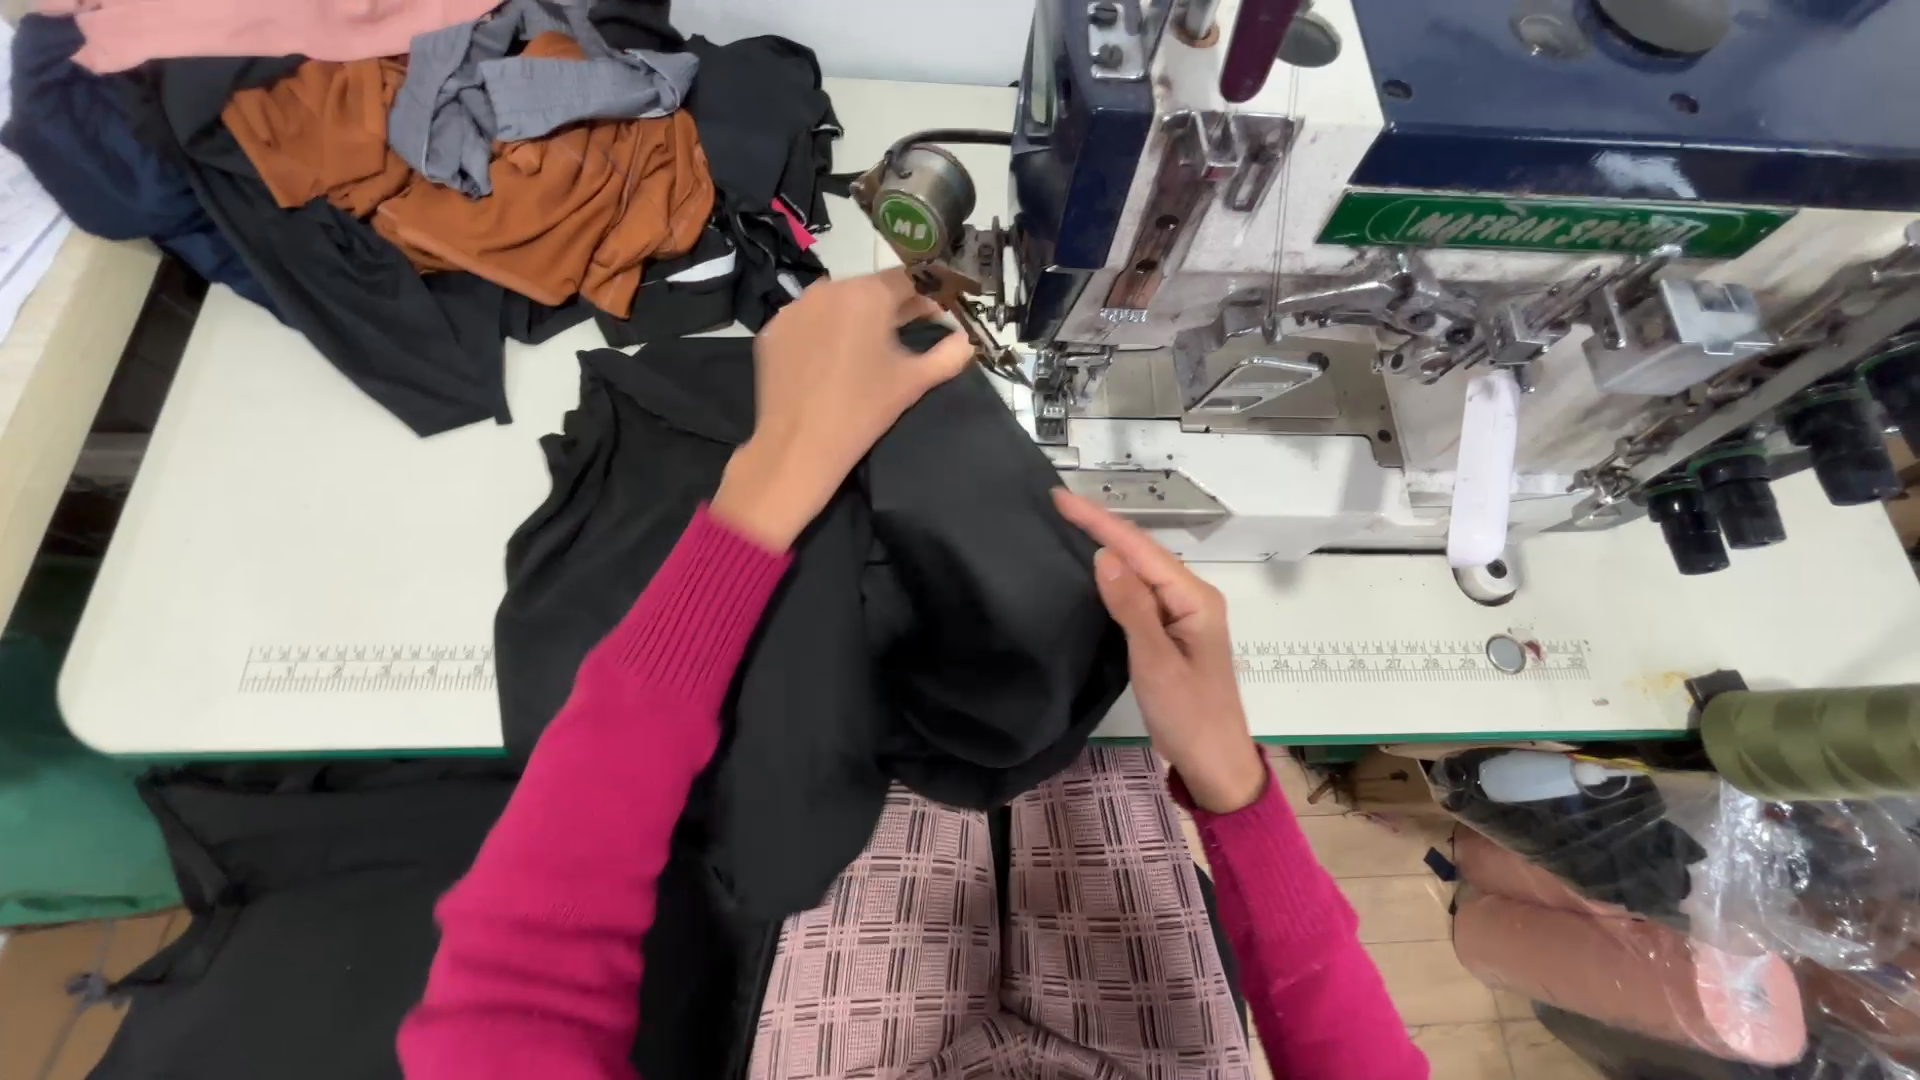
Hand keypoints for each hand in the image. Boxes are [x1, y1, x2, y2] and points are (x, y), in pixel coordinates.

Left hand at [711, 268, 974, 550]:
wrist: (799, 445)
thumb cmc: (863, 410)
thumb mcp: (914, 382)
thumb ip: (948, 356)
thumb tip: (968, 341)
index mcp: (868, 294)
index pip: (907, 279)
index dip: (928, 294)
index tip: (939, 313)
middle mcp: (828, 288)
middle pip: (869, 289)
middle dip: (891, 307)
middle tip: (906, 332)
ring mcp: (794, 308)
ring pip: (835, 303)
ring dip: (854, 317)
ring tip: (865, 348)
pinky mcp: (772, 331)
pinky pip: (806, 322)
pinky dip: (822, 333)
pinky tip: (830, 359)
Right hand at [1052, 489, 1267, 812]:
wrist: (1214, 762)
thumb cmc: (1188, 714)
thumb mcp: (1155, 661)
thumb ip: (1131, 606)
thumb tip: (1103, 556)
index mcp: (1194, 598)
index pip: (1140, 548)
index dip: (1099, 522)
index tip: (1060, 499)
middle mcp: (1190, 596)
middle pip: (1141, 552)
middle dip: (1101, 526)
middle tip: (1057, 505)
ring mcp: (1181, 613)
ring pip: (1140, 569)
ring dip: (1106, 545)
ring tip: (1068, 524)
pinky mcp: (1169, 630)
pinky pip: (1138, 591)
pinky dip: (1113, 574)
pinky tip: (1092, 568)